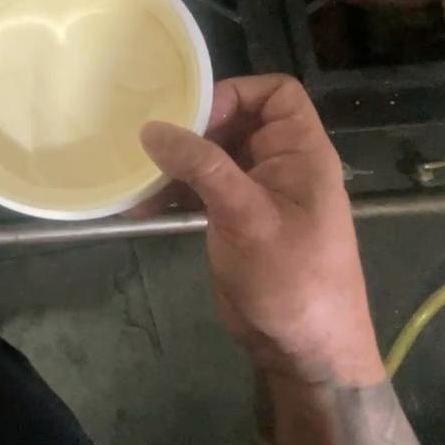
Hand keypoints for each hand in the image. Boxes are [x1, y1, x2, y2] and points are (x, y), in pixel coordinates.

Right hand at [140, 75, 382, 384]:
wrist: (301, 350)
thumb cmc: (291, 279)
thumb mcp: (247, 216)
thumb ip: (202, 167)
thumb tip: (151, 129)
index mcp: (301, 156)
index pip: (277, 94)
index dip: (236, 94)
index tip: (195, 117)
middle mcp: (279, 166)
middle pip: (236, 118)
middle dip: (193, 127)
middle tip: (156, 144)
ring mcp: (255, 192)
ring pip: (211, 152)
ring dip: (176, 159)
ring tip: (142, 174)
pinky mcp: (233, 216)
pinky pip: (199, 185)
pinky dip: (172, 188)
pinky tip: (143, 203)